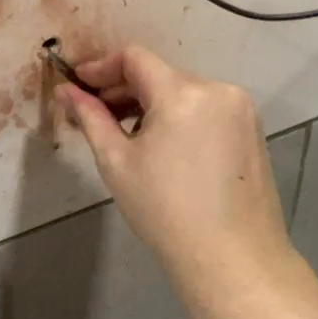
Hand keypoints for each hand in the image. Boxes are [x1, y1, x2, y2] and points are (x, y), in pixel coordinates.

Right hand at [54, 45, 300, 305]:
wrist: (233, 260)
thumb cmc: (165, 211)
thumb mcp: (116, 162)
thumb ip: (90, 117)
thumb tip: (65, 91)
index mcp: (183, 93)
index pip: (134, 58)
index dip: (100, 67)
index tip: (78, 86)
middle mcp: (218, 90)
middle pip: (158, 74)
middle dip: (122, 89)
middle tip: (93, 115)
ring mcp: (240, 110)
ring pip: (181, 91)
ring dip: (149, 103)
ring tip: (124, 135)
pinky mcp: (252, 130)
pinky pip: (204, 108)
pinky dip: (176, 116)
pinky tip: (160, 147)